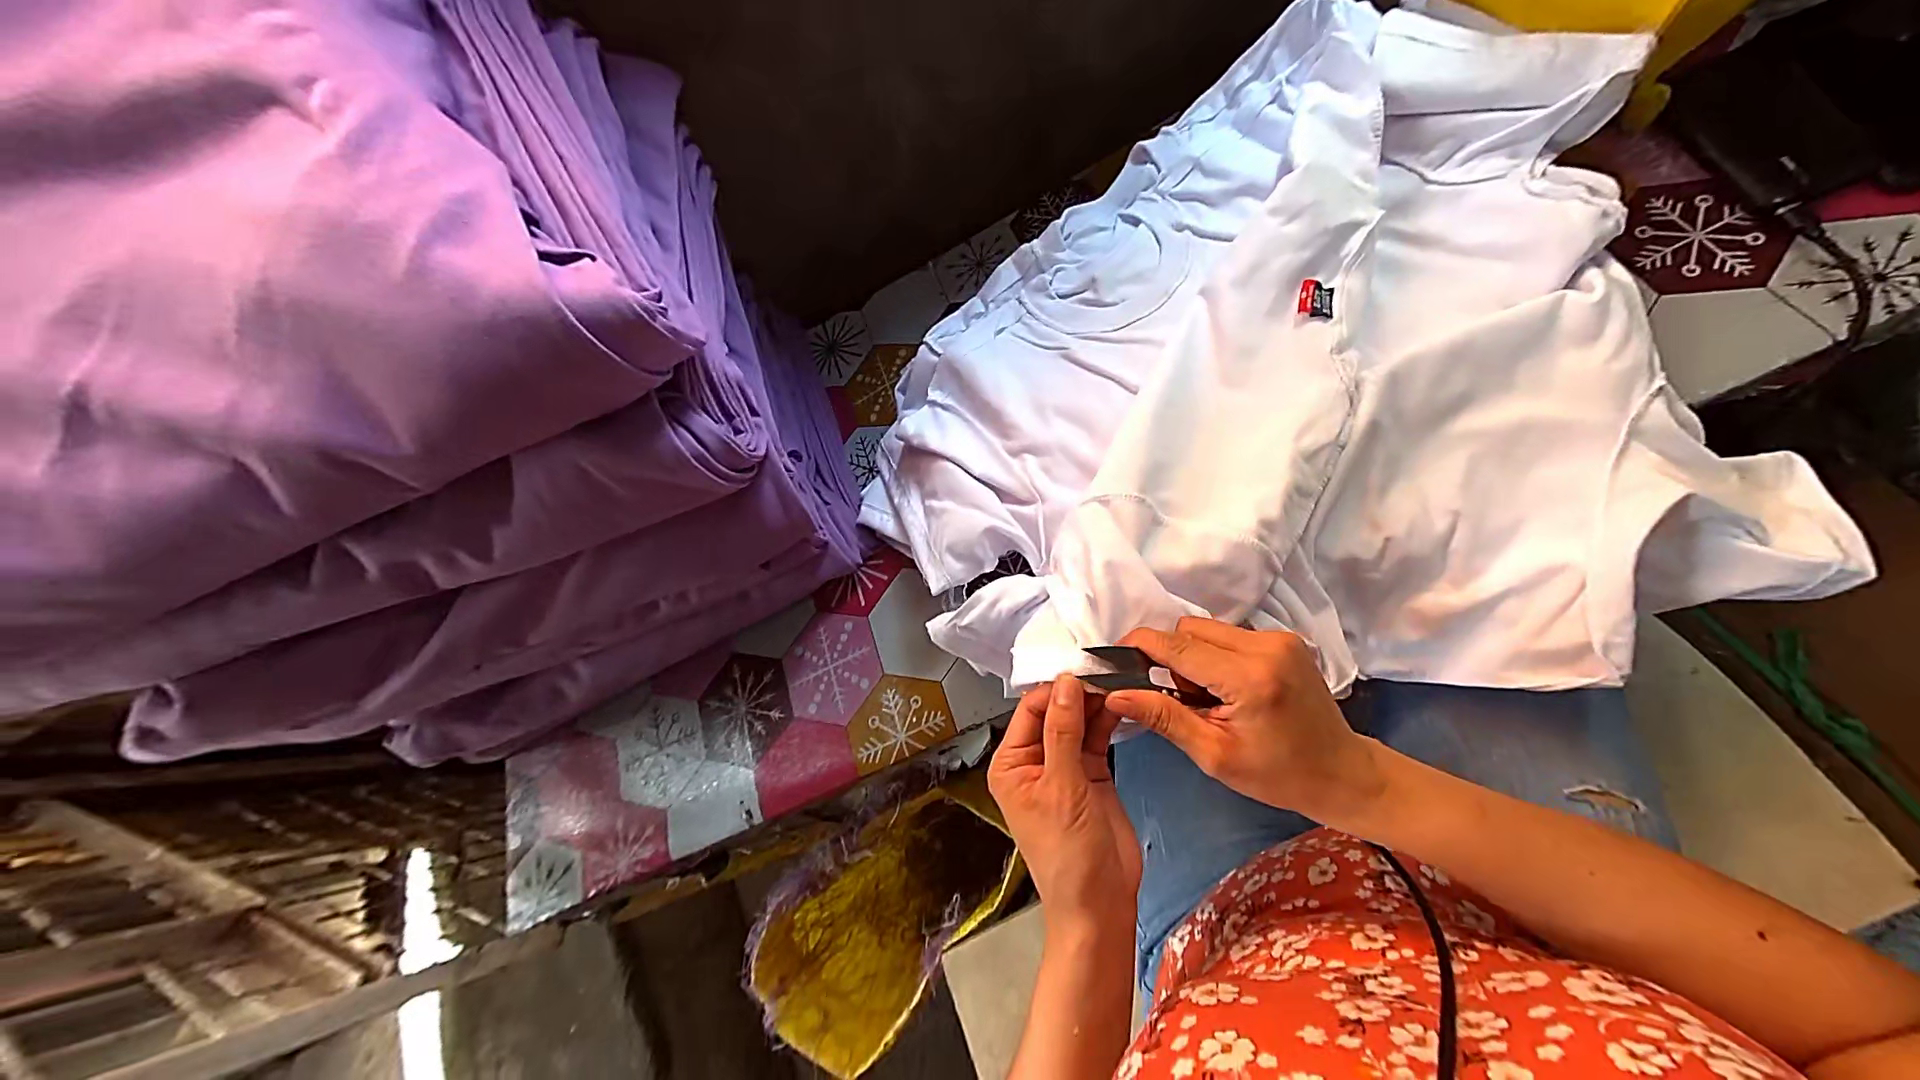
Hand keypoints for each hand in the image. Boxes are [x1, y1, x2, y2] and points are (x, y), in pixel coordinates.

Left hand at [988, 675, 1140, 933]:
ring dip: (1095, 705)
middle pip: (1055, 712)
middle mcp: (1034, 761)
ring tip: (1119, 684)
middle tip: (1107, 674)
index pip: (1030, 710)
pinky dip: (1108, 722)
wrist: (1101, 904)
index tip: (1083, 672)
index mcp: (1011, 764)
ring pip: (1077, 722)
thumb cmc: (1069, 857)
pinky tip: (1122, 705)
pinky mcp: (1091, 773)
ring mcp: (1064, 766)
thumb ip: (1063, 732)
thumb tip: (1065, 684)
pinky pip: (1096, 738)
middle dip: (1078, 694)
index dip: (1055, 689)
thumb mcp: (1063, 788)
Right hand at [1101, 617, 1385, 824]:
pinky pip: (1228, 634)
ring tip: (1208, 696)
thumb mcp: (1214, 755)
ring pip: (1207, 628)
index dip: (1140, 647)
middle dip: (1171, 657)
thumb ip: (1164, 717)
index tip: (1115, 658)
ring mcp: (1279, 638)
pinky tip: (1227, 688)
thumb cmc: (1277, 774)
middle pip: (1189, 629)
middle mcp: (1266, 646)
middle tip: (1179, 698)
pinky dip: (1215, 655)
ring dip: (1193, 655)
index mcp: (1249, 678)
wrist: (1343, 773)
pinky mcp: (1284, 638)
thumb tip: (1115, 694)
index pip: (1178, 646)